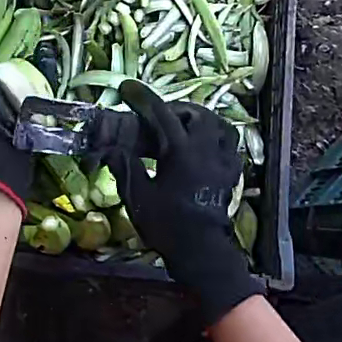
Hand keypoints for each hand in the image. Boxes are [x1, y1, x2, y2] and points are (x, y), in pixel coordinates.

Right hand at [107, 80, 258, 322]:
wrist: (200, 252)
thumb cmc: (167, 225)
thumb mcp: (138, 196)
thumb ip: (125, 166)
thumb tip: (110, 148)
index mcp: (181, 151)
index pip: (161, 114)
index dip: (143, 98)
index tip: (127, 88)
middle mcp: (206, 150)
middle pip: (196, 114)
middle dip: (176, 109)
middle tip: (158, 116)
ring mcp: (223, 162)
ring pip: (220, 126)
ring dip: (201, 120)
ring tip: (184, 127)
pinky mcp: (231, 175)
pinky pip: (230, 147)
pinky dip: (217, 140)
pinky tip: (204, 149)